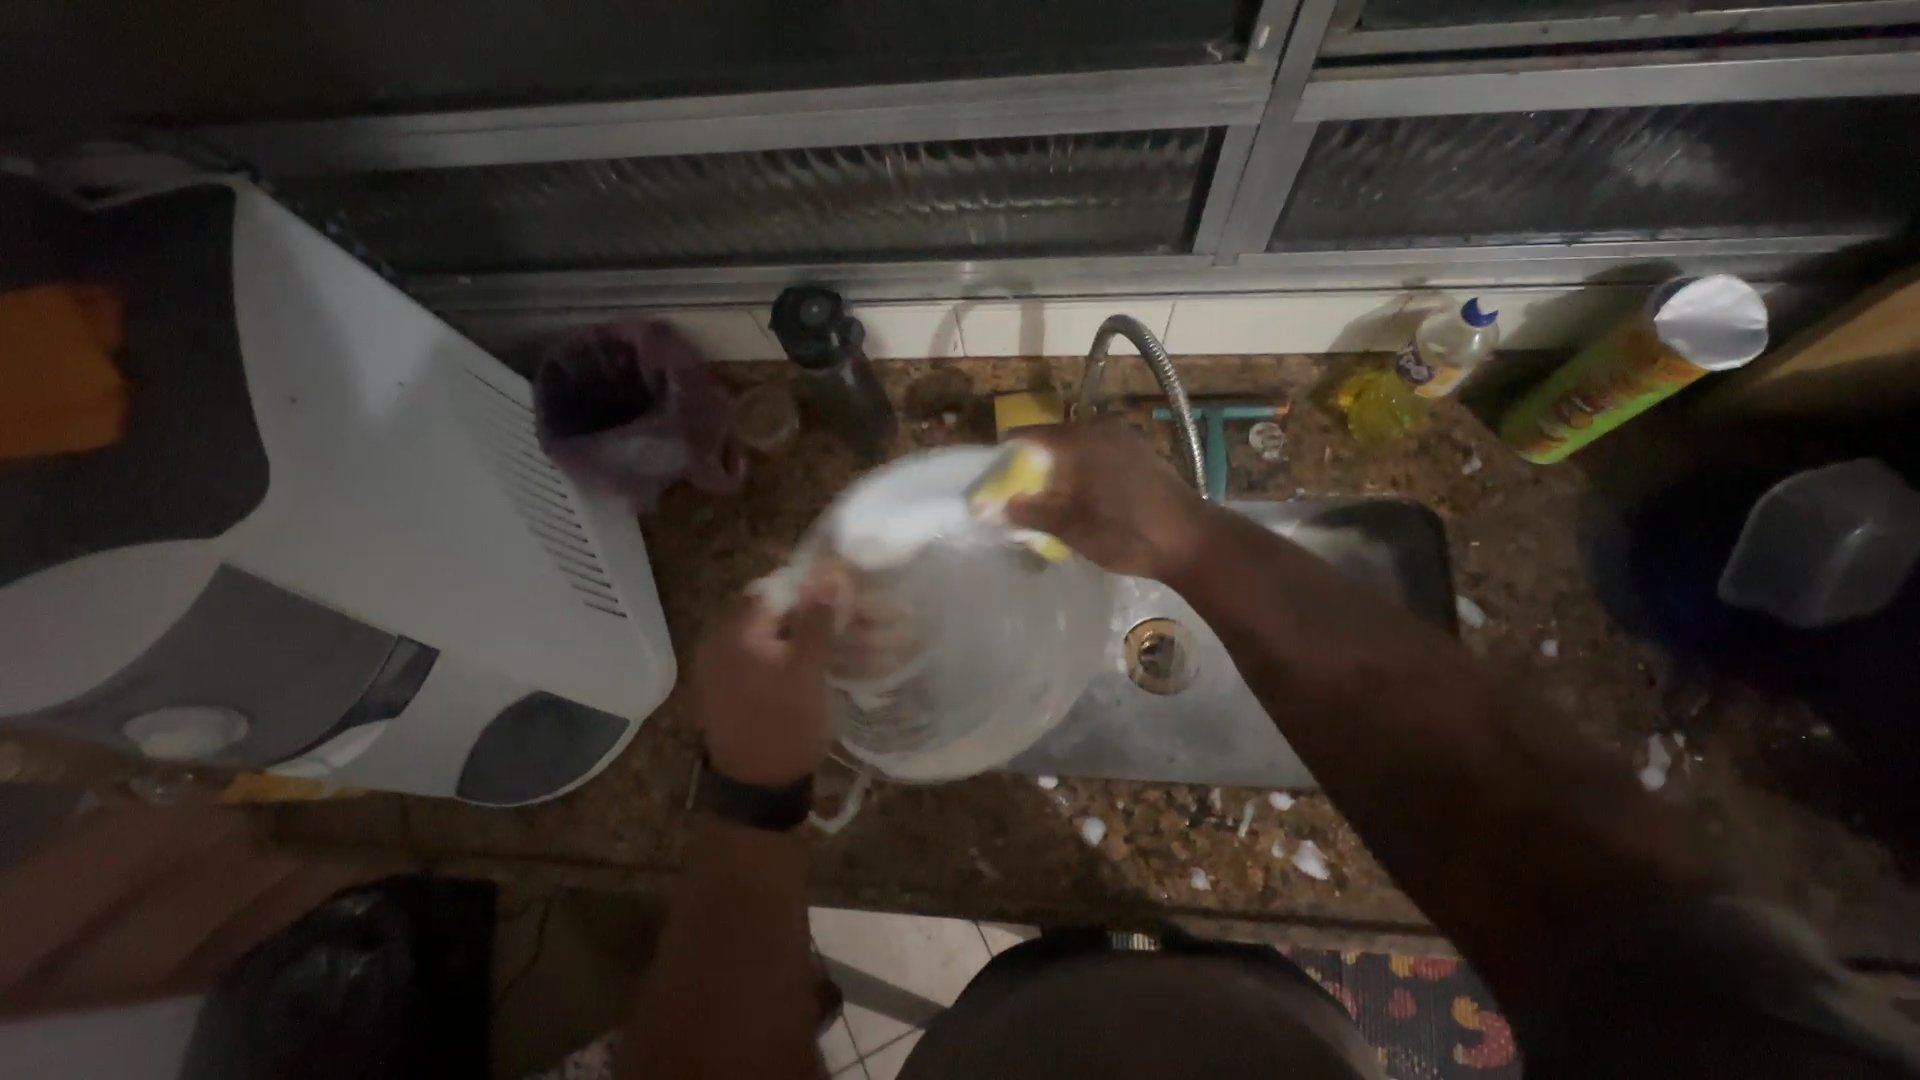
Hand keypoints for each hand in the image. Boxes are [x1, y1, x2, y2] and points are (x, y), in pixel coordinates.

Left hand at [690, 577, 838, 785]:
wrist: (755, 787)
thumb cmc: (785, 725)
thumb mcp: (809, 670)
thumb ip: (817, 619)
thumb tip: (829, 572)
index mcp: (735, 631)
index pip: (772, 586)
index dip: (805, 587)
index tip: (836, 600)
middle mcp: (716, 640)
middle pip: (761, 606)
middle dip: (796, 609)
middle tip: (832, 623)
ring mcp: (713, 664)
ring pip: (756, 630)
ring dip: (786, 631)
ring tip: (819, 646)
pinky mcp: (719, 685)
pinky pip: (747, 652)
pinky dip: (771, 652)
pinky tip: (795, 668)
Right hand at [1003, 421, 1212, 580]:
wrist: (1192, 541)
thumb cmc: (1126, 531)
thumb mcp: (1069, 526)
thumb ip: (1027, 512)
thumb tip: (988, 508)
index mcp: (1078, 438)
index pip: (1025, 437)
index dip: (1003, 460)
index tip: (992, 486)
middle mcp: (1099, 428)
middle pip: (1049, 443)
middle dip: (1030, 470)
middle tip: (1018, 501)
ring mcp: (1123, 440)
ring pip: (1074, 452)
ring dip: (1056, 475)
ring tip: (1047, 507)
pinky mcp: (1139, 456)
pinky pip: (1096, 458)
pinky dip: (1080, 475)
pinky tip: (1080, 503)